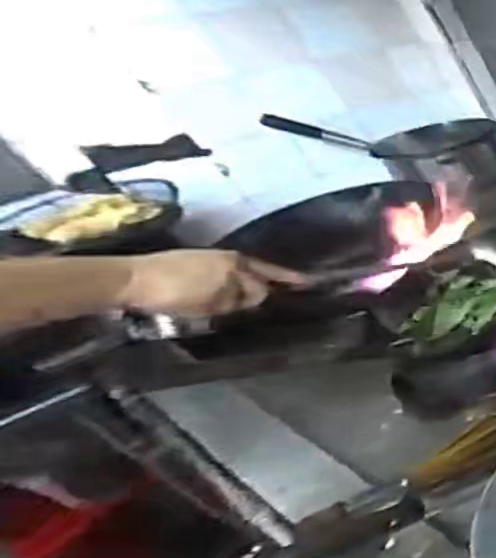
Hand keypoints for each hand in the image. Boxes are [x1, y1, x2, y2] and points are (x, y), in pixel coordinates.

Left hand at [119, 250, 306, 317]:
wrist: (122, 280)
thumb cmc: (174, 291)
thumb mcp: (214, 300)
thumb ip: (241, 298)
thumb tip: (258, 297)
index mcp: (238, 264)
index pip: (270, 278)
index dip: (289, 283)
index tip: (310, 286)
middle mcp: (227, 257)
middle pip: (258, 271)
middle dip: (274, 280)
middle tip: (291, 289)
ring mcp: (204, 258)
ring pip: (237, 272)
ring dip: (249, 281)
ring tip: (257, 293)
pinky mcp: (183, 264)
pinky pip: (217, 274)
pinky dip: (227, 282)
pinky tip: (225, 290)